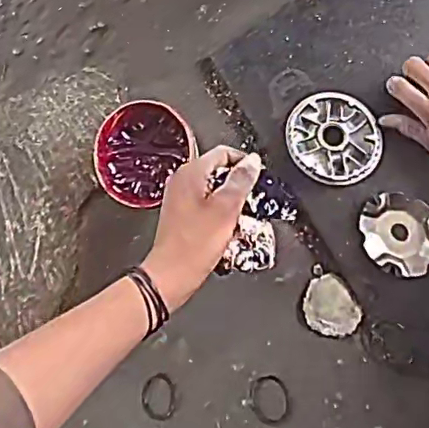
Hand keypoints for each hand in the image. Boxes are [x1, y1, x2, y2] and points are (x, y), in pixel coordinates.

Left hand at [142, 146, 260, 309]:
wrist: (171, 274)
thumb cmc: (194, 245)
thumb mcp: (227, 209)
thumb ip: (241, 180)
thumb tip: (252, 161)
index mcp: (191, 172)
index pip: (223, 152)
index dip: (243, 162)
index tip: (256, 177)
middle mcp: (181, 180)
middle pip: (218, 171)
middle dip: (236, 185)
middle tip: (248, 203)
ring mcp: (179, 196)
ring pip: (212, 189)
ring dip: (228, 202)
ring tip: (237, 220)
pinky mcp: (180, 213)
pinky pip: (204, 204)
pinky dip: (217, 213)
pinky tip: (224, 230)